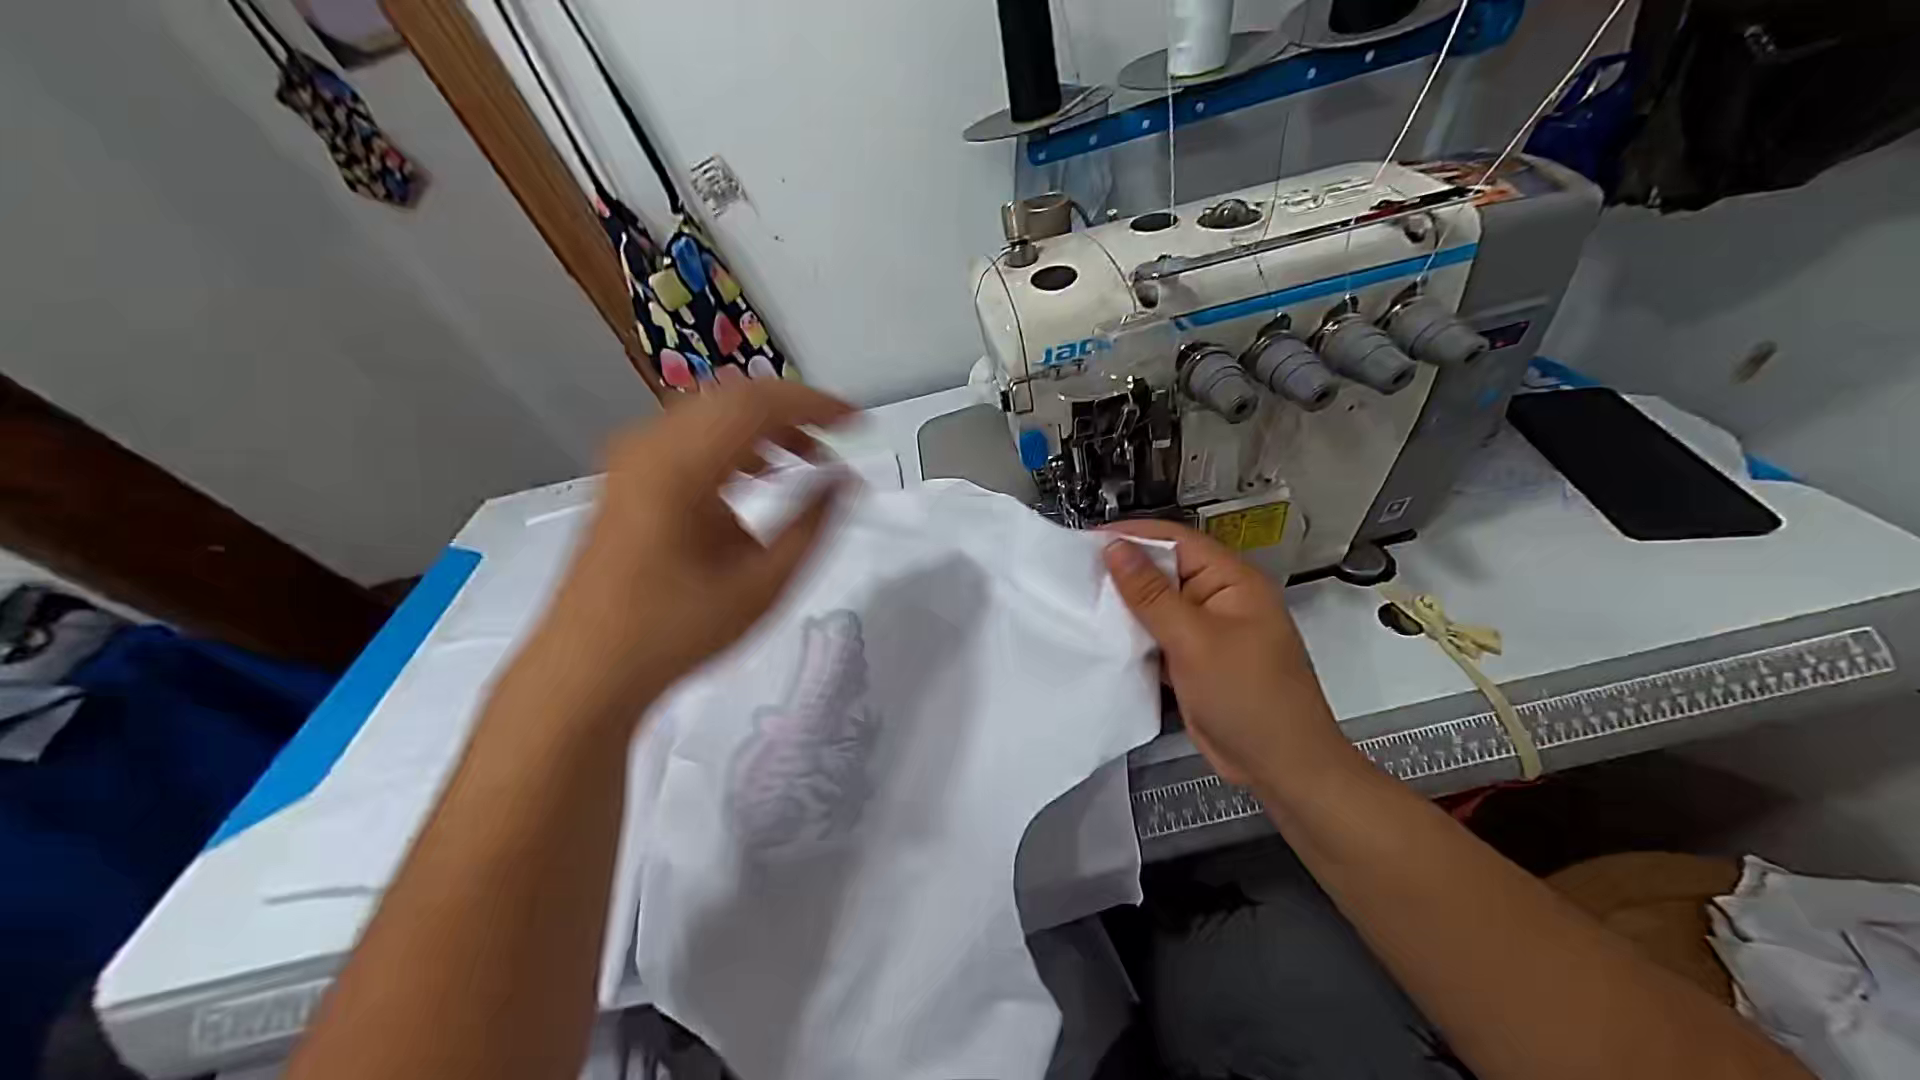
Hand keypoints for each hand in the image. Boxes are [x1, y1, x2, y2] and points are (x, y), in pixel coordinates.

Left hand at [527, 381, 853, 721]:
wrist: (588, 668)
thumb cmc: (677, 632)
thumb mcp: (763, 584)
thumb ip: (812, 523)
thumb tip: (844, 479)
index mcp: (679, 467)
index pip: (758, 405)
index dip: (816, 406)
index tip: (858, 422)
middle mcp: (649, 446)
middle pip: (734, 398)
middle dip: (795, 411)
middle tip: (839, 436)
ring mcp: (632, 459)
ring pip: (712, 414)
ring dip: (765, 426)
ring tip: (809, 457)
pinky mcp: (629, 477)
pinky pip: (691, 437)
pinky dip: (735, 443)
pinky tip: (761, 474)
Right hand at [1102, 520, 1349, 788]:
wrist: (1280, 766)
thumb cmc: (1251, 698)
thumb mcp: (1194, 640)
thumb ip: (1151, 593)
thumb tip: (1117, 548)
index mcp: (1232, 581)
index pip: (1176, 541)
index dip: (1133, 535)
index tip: (1087, 541)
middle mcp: (1219, 599)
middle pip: (1164, 570)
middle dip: (1124, 570)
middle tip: (1077, 573)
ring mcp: (1206, 631)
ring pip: (1157, 605)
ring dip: (1125, 605)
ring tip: (1083, 602)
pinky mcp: (1193, 659)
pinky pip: (1157, 636)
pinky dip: (1133, 636)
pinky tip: (1105, 637)